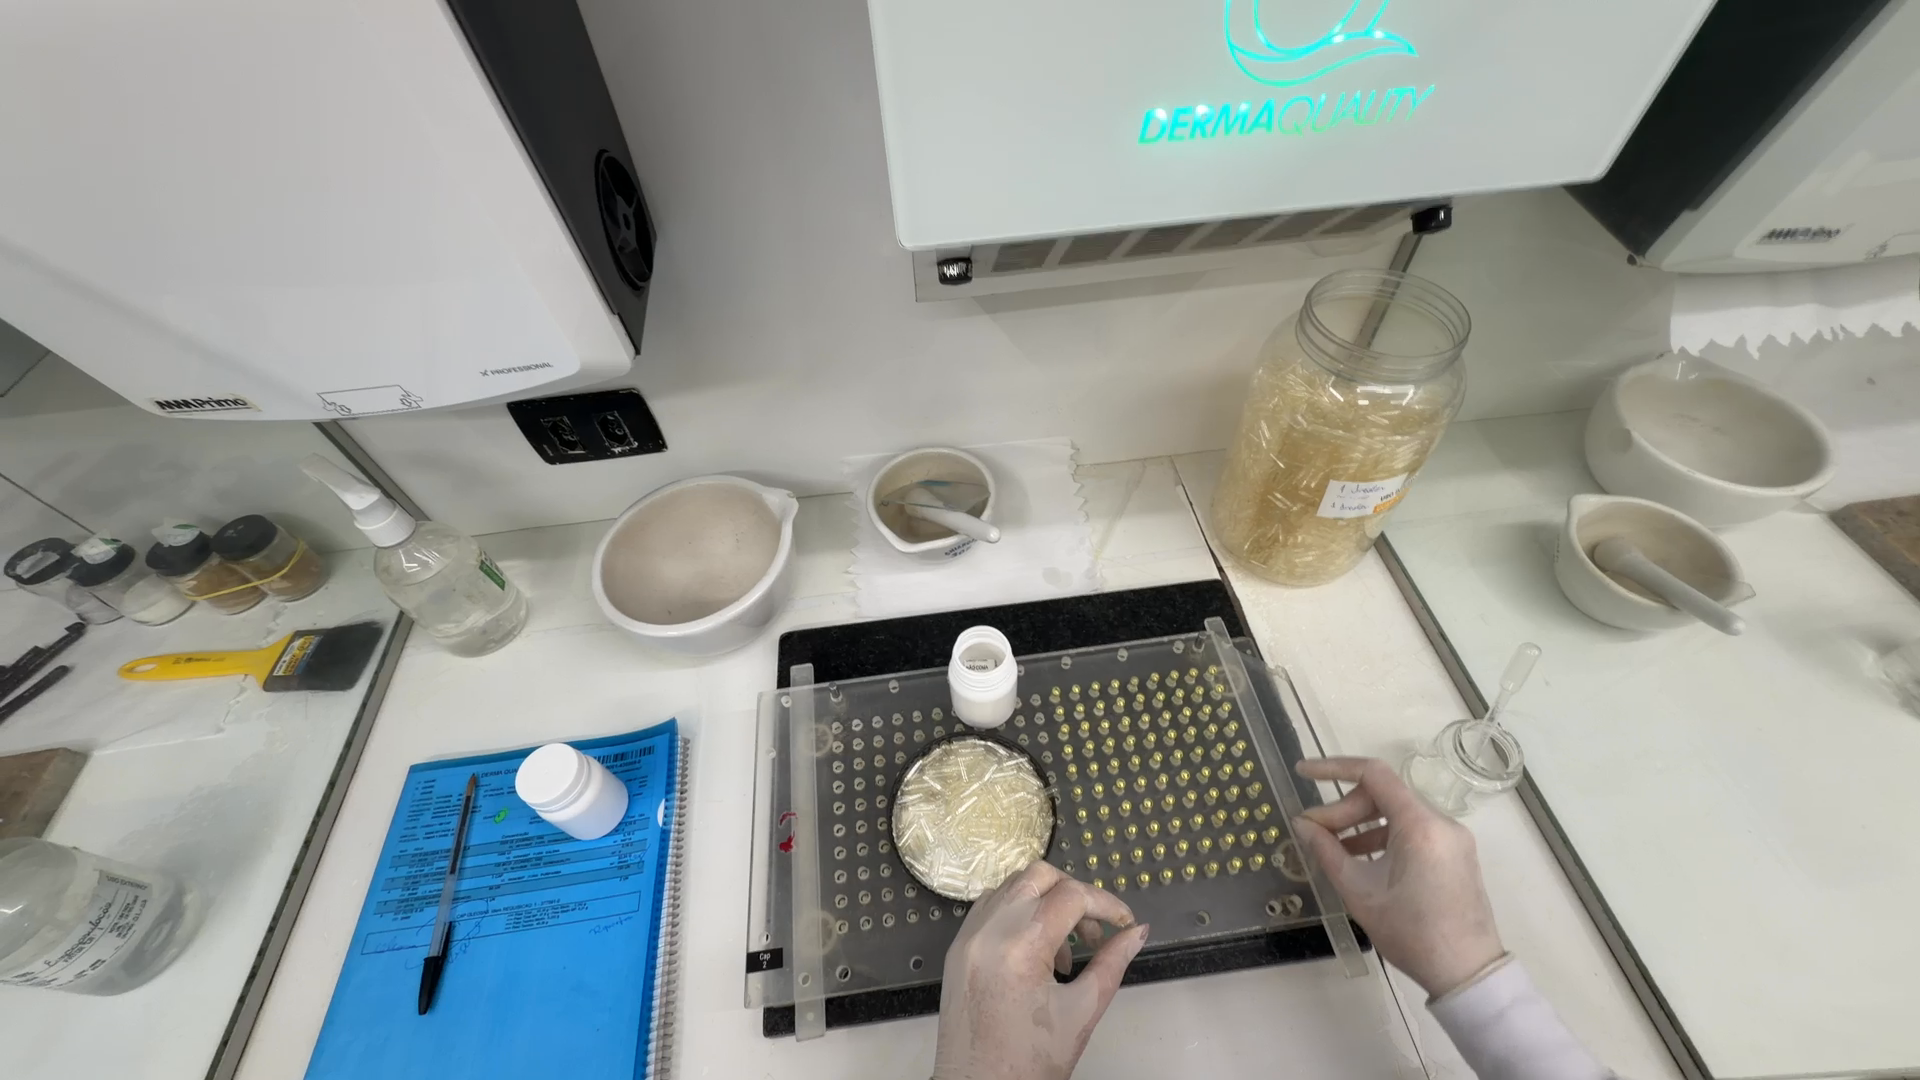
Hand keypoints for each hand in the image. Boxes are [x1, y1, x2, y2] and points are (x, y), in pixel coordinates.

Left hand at [932, 861, 1150, 1079]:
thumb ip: (1112, 964)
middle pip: (1039, 875)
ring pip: (1013, 883)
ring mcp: (968, 932)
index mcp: (1020, 945)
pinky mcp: (958, 942)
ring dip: (1045, 900)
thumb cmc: (1031, 1063)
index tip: (1125, 923)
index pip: (1071, 896)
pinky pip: (991, 902)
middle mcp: (989, 927)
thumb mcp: (1081, 1013)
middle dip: (1074, 894)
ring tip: (1061, 948)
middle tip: (1092, 932)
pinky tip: (1032, 943)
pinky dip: (1017, 908)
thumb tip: (1139, 931)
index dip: (1105, 904)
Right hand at [1292, 757, 1504, 996]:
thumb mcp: (1359, 891)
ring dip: (1359, 823)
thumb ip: (1326, 850)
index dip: (1332, 767)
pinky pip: (1410, 830)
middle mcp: (1440, 823)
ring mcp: (1451, 838)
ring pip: (1394, 812)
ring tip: (1332, 847)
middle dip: (1342, 809)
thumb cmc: (1412, 933)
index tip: (1302, 772)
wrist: (1469, 976)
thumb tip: (1301, 824)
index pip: (1372, 773)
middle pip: (1380, 795)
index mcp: (1420, 826)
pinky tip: (1359, 858)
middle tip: (1314, 833)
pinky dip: (1380, 835)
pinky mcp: (1454, 854)